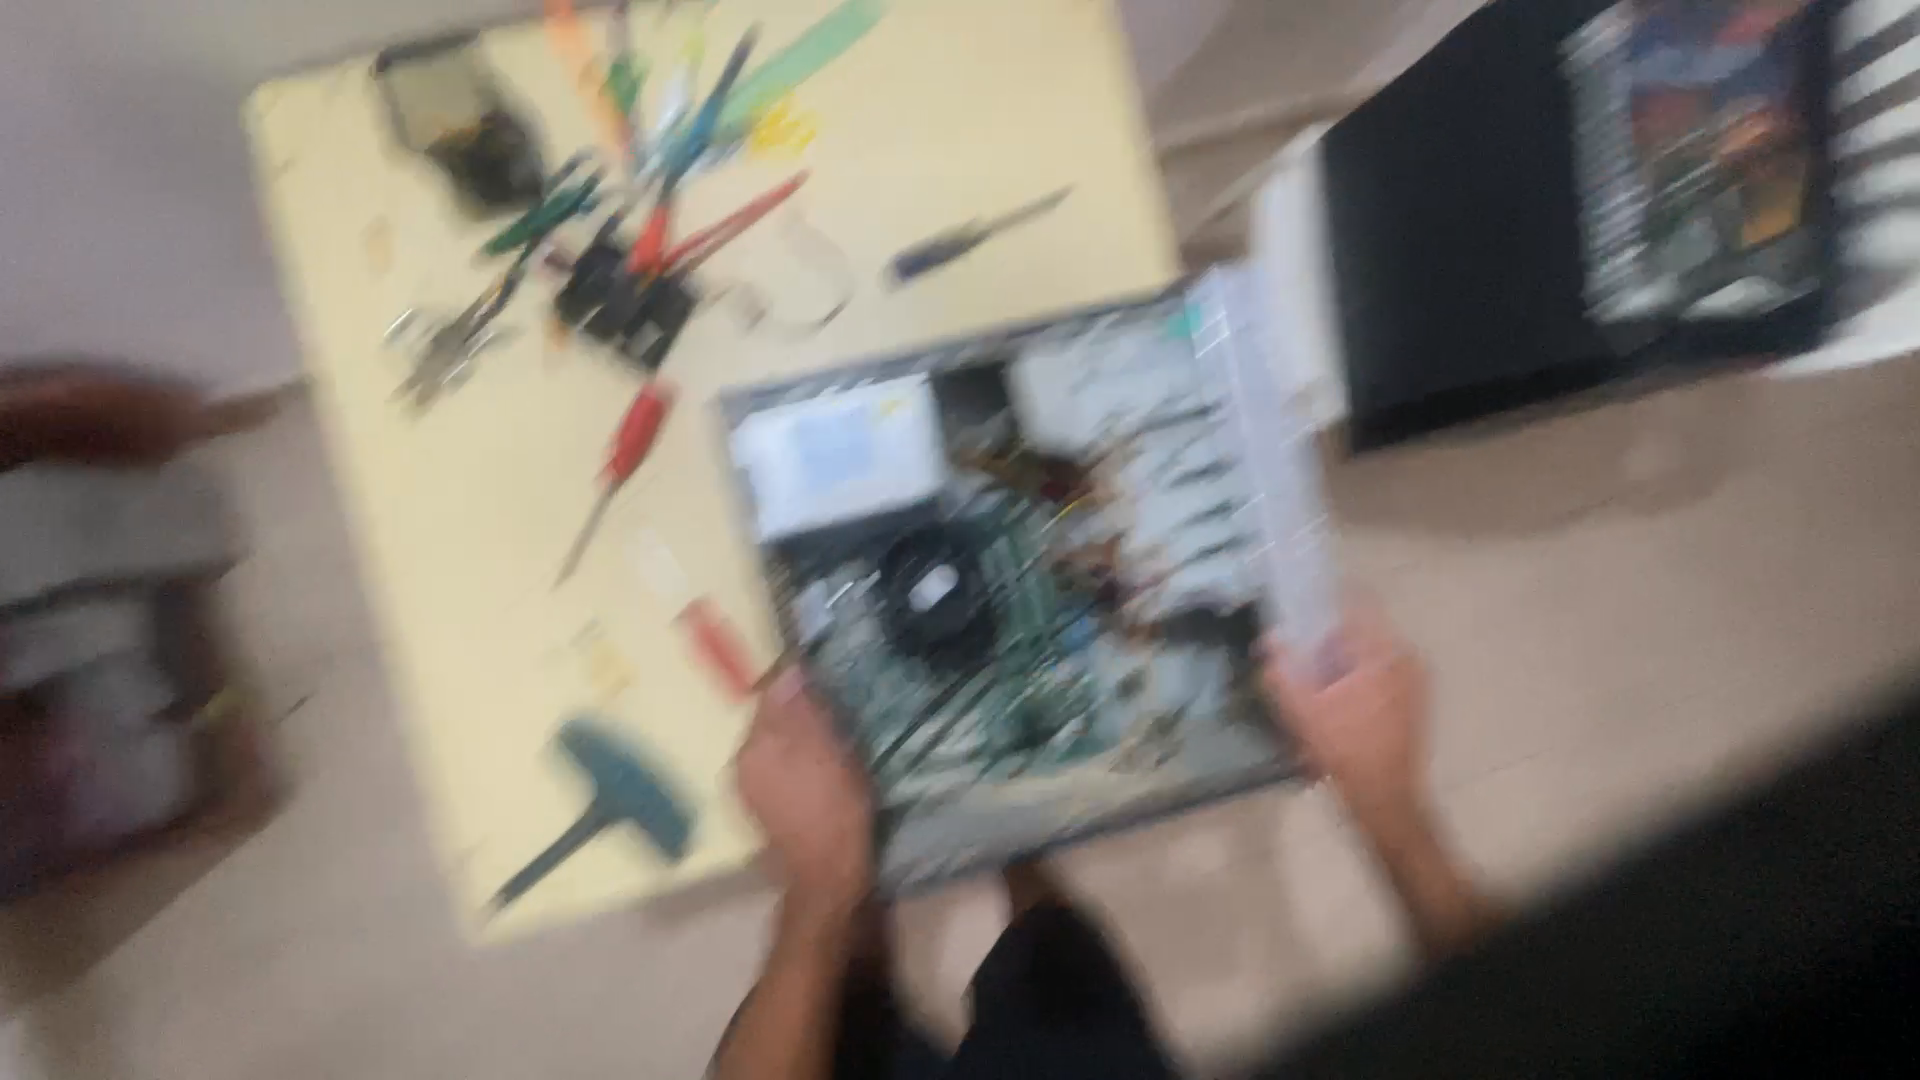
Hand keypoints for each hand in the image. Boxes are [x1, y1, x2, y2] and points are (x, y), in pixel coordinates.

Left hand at [733, 668, 873, 917]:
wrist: (825, 875)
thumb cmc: (837, 808)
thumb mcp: (831, 751)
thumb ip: (805, 711)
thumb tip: (788, 672)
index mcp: (756, 743)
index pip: (770, 693)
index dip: (796, 684)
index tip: (822, 684)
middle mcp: (739, 760)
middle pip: (767, 718)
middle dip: (794, 710)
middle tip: (830, 714)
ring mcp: (743, 786)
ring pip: (769, 742)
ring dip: (791, 736)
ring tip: (823, 741)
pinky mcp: (754, 806)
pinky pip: (769, 766)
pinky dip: (788, 760)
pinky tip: (811, 771)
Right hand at [1261, 602, 1431, 829]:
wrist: (1385, 798)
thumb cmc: (1344, 749)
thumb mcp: (1301, 709)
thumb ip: (1282, 668)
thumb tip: (1270, 638)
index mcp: (1383, 653)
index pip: (1357, 602)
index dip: (1325, 595)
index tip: (1299, 596)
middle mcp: (1406, 658)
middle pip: (1361, 627)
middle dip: (1328, 633)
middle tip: (1298, 644)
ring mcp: (1415, 679)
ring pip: (1370, 649)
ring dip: (1342, 654)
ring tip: (1313, 672)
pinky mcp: (1415, 698)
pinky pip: (1381, 668)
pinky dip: (1357, 670)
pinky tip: (1334, 693)